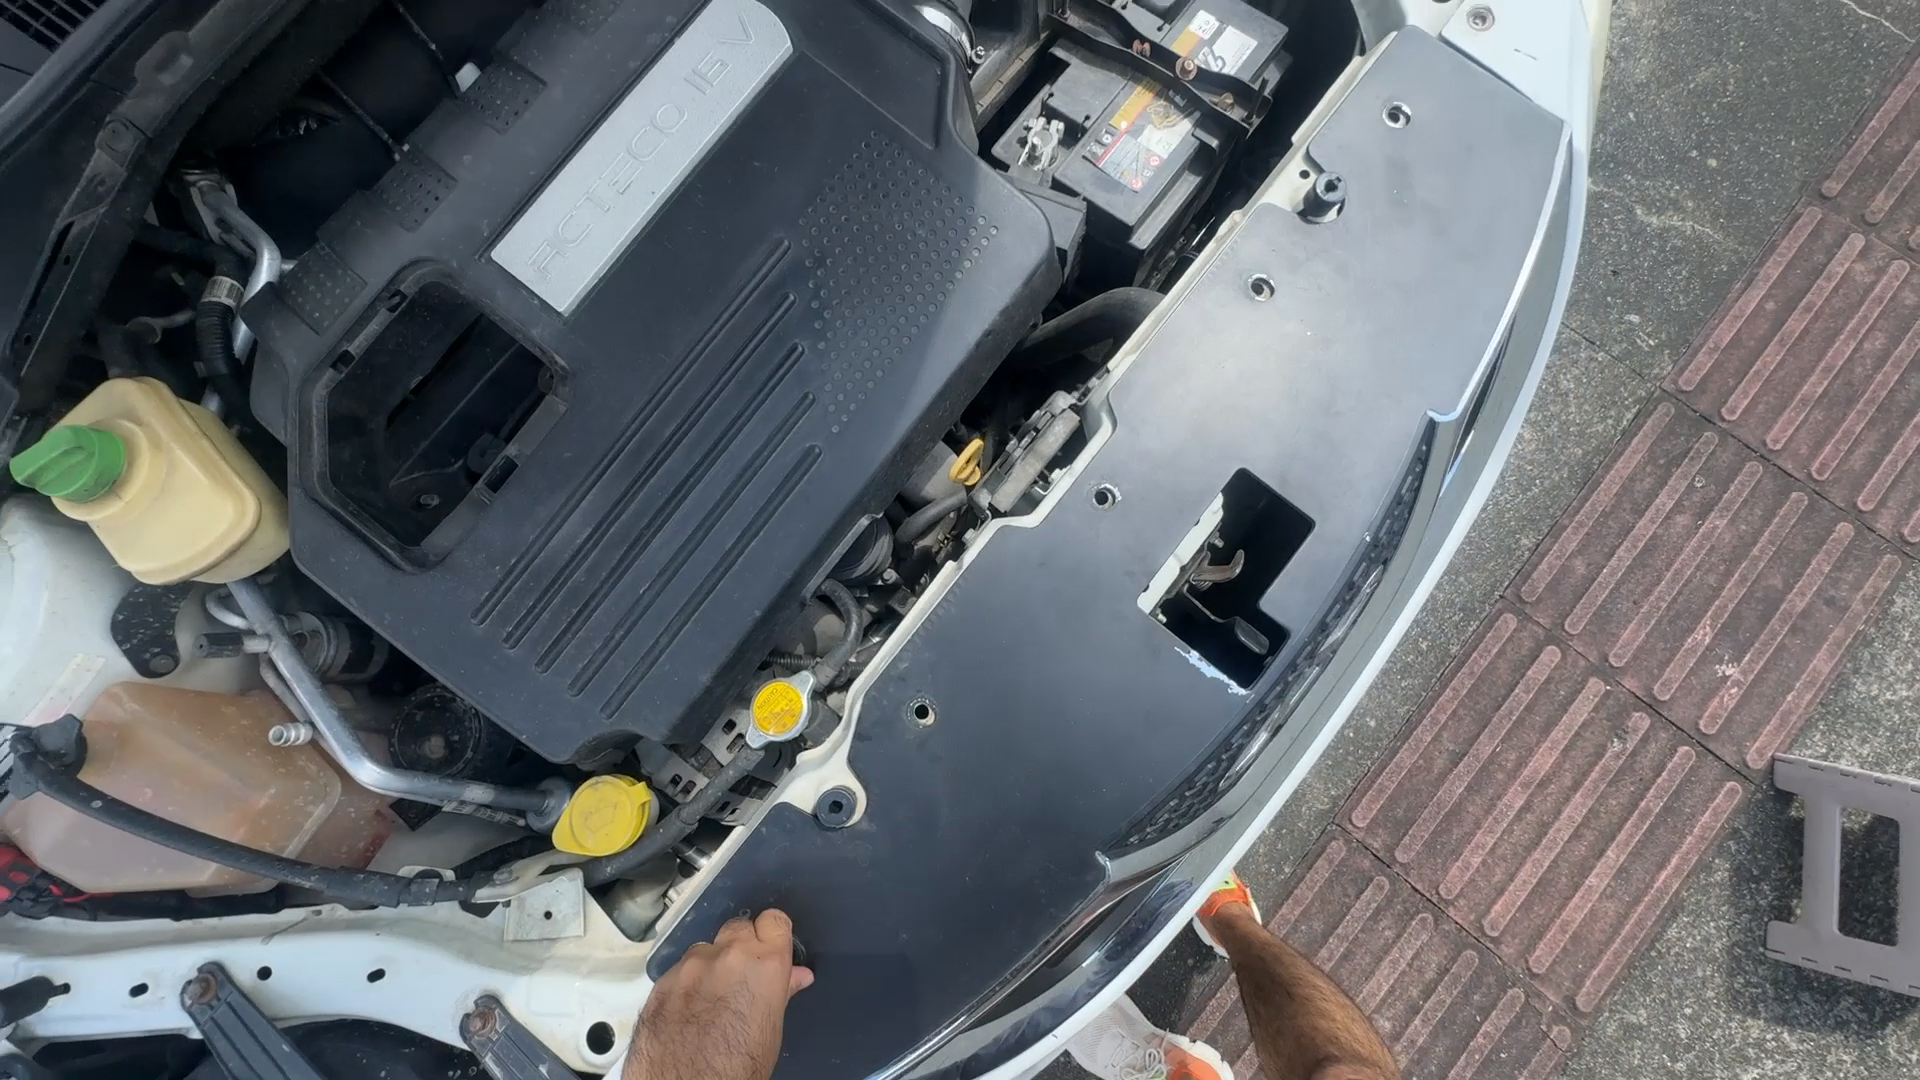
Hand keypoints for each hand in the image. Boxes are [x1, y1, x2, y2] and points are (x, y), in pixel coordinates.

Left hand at [624, 908, 814, 1079]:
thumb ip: (782, 991)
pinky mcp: (662, 981)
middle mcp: (729, 954)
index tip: (769, 949)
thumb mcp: (771, 1030)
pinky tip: (685, 1013)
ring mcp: (692, 965)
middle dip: (740, 946)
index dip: (772, 935)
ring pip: (706, 948)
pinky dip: (684, 985)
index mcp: (765, 963)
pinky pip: (679, 971)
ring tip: (708, 1000)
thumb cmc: (739, 1069)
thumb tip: (798, 975)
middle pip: (739, 926)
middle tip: (739, 977)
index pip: (775, 920)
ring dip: (710, 966)